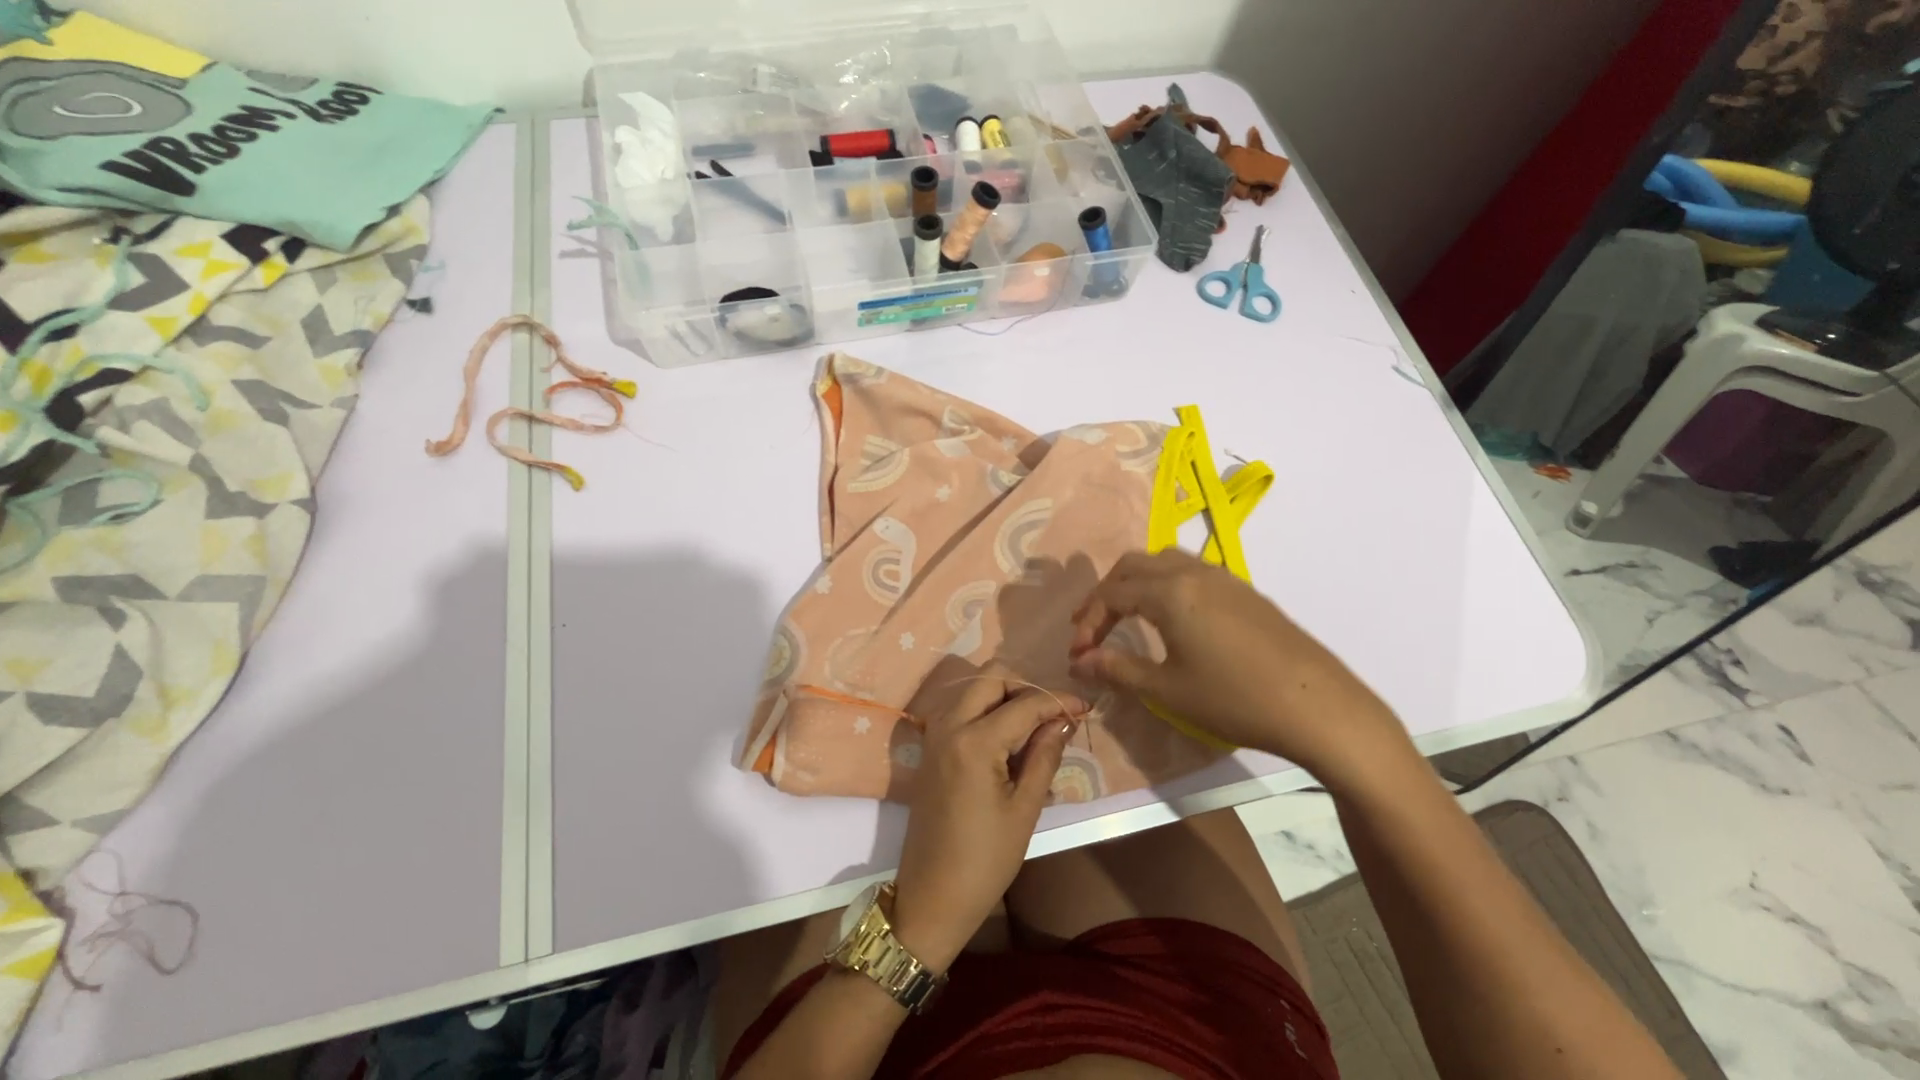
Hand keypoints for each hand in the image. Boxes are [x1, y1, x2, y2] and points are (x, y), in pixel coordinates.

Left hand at [890, 668, 1081, 971]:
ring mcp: (933, 736)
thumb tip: (1062, 720)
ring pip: (971, 691)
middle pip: (990, 678)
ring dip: (1003, 696)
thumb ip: (1044, 756)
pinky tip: (1008, 739)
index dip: (1057, 701)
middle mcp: (948, 727)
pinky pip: (959, 711)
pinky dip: (984, 711)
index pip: (1023, 704)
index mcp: (974, 742)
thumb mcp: (1025, 809)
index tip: (1085, 707)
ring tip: (1034, 726)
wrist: (932, 895)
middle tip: (1053, 714)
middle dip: (1025, 687)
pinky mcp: (929, 750)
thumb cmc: (985, 859)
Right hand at [1067, 549, 1406, 785]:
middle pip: (1134, 566)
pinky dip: (1165, 586)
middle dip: (1106, 594)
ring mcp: (1225, 579)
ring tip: (1125, 618)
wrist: (1317, 705)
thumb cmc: (1234, 699)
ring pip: (1165, 562)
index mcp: (1170, 592)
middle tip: (1090, 629)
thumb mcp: (1168, 690)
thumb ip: (1118, 669)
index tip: (1077, 656)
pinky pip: (1192, 573)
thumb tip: (1079, 662)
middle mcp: (1194, 573)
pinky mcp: (1246, 593)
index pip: (1112, 594)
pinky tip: (1170, 620)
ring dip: (1136, 584)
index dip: (1088, 622)